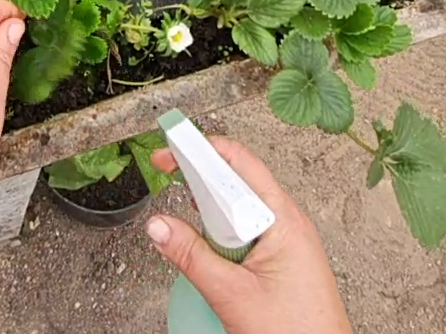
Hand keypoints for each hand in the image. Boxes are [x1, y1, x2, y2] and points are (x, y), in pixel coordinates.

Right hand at [146, 137, 351, 333]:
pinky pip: (247, 230)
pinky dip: (223, 231)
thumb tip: (158, 226)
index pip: (237, 163)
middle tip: (168, 172)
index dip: (199, 150)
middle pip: (236, 180)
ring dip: (211, 208)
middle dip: (200, 176)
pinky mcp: (283, 259)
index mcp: (282, 219)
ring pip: (240, 207)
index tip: (170, 149)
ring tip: (188, 218)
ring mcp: (287, 240)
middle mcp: (287, 222)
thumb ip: (191, 257)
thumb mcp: (232, 295)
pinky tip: (211, 246)